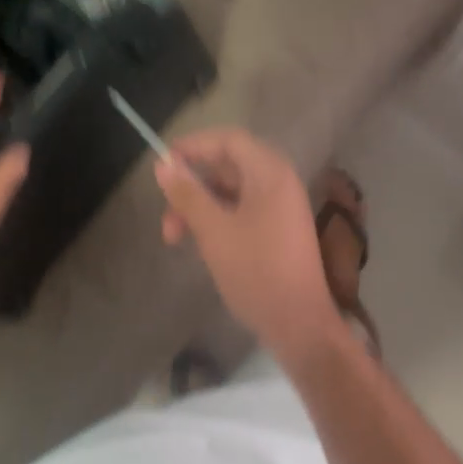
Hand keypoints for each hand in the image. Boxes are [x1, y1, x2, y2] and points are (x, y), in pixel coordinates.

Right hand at [154, 128, 341, 359]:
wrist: (299, 324)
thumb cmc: (256, 271)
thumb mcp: (213, 230)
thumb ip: (187, 194)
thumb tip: (163, 164)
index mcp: (270, 173)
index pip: (228, 140)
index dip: (194, 145)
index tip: (163, 163)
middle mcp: (279, 183)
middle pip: (228, 166)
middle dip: (192, 186)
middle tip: (166, 214)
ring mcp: (281, 208)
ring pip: (230, 192)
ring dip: (200, 207)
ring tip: (175, 238)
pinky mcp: (278, 231)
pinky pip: (241, 211)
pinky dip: (216, 220)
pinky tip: (200, 244)